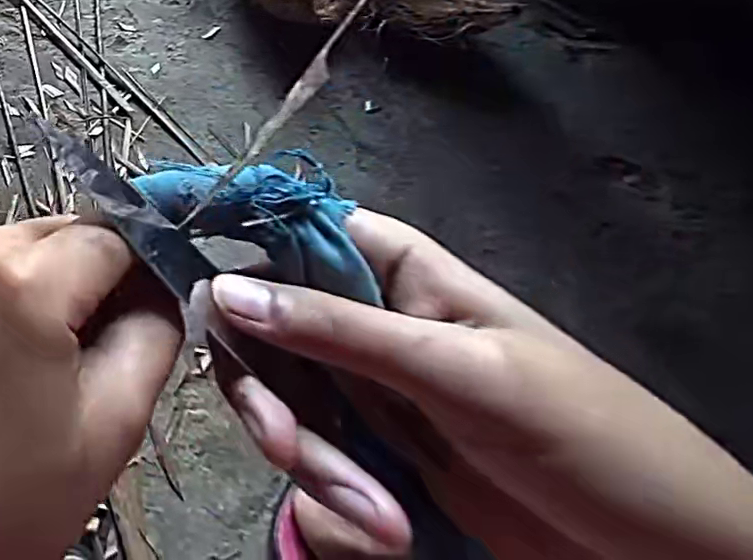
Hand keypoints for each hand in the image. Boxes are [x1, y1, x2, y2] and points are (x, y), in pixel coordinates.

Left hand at [0, 216, 181, 557]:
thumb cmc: (17, 483)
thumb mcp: (114, 418)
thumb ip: (156, 329)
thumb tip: (165, 281)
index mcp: (21, 281)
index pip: (113, 236)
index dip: (146, 267)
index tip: (162, 305)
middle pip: (74, 230)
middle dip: (106, 273)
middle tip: (114, 336)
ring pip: (44, 237)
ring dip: (69, 275)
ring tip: (69, 343)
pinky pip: (9, 249)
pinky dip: (33, 277)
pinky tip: (32, 330)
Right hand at [208, 209, 752, 559]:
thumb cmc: (592, 440)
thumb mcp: (462, 374)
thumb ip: (336, 328)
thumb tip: (221, 289)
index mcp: (380, 260)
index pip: (275, 224)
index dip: (218, 234)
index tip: (160, 257)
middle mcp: (348, 305)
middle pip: (252, 318)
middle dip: (265, 390)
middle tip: (288, 448)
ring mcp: (347, 372)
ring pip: (268, 386)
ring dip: (305, 453)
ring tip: (376, 520)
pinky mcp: (354, 434)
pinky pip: (299, 441)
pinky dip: (326, 487)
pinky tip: (386, 528)